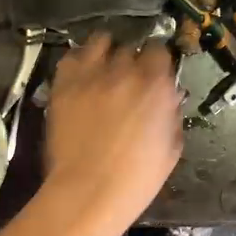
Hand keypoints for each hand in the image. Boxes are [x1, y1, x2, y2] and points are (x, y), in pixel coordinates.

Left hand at [40, 32, 183, 225]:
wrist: (88, 193)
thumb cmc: (136, 179)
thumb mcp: (171, 149)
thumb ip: (171, 115)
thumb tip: (169, 98)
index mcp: (156, 86)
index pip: (159, 51)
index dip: (156, 63)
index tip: (154, 75)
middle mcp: (125, 71)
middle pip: (130, 49)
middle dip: (132, 62)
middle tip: (128, 82)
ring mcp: (91, 75)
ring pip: (101, 43)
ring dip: (106, 53)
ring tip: (104, 70)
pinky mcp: (64, 84)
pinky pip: (72, 57)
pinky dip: (79, 61)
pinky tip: (82, 75)